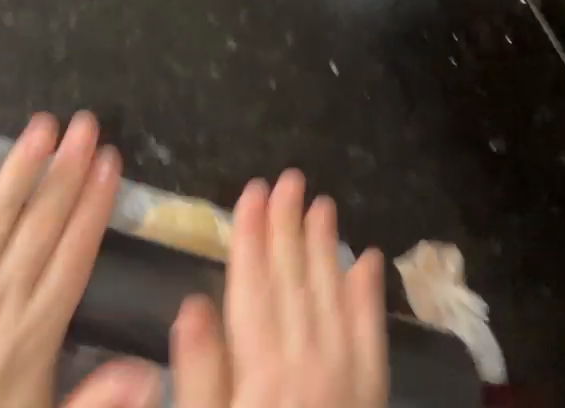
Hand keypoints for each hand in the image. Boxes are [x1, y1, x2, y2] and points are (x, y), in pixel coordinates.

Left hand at [0, 113, 159, 407]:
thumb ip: (98, 399)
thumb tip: (152, 371)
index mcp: (36, 329)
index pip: (75, 252)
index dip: (95, 203)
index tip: (111, 161)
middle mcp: (0, 295)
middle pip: (41, 222)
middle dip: (67, 169)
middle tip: (86, 124)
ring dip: (22, 167)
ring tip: (43, 126)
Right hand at [170, 170, 389, 407]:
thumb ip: (199, 373)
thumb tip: (192, 303)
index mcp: (260, 372)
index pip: (252, 287)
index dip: (251, 235)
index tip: (252, 190)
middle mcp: (306, 364)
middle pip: (294, 282)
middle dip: (289, 224)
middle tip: (290, 178)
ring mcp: (345, 377)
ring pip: (332, 297)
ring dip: (326, 246)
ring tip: (323, 203)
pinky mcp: (372, 392)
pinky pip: (372, 336)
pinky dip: (370, 295)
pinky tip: (370, 260)